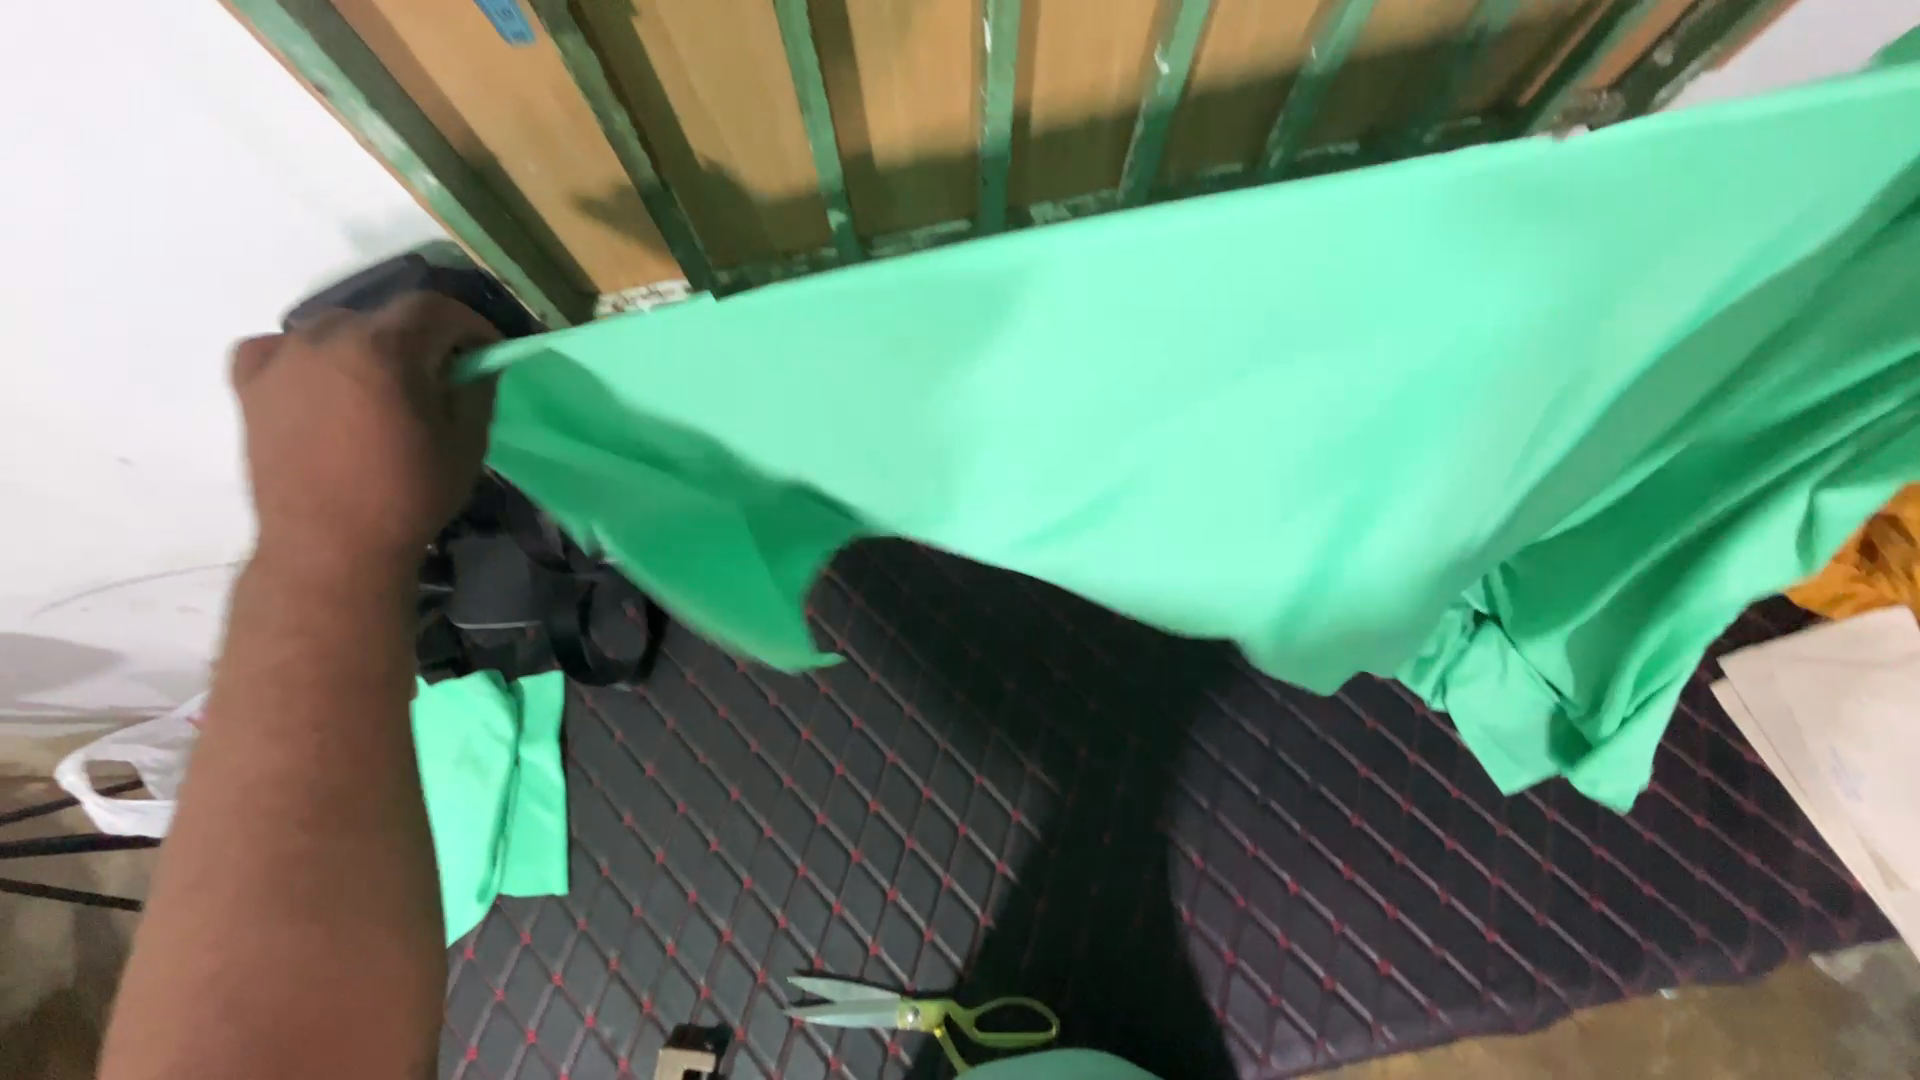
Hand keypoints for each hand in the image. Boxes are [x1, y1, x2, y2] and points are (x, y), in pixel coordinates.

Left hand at [232, 293, 500, 581]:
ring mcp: (280, 357)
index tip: (486, 355)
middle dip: (422, 340)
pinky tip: (326, 389)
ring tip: (383, 391)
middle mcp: (325, 338)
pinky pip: (284, 349)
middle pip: (386, 317)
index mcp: (384, 349)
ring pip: (337, 330)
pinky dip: (310, 359)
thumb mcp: (466, 442)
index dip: (470, 326)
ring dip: (369, 349)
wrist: (331, 547)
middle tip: (440, 380)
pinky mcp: (249, 383)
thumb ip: (475, 389)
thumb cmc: (410, 495)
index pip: (435, 308)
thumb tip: (476, 362)